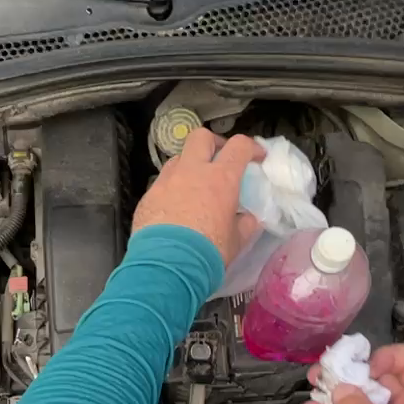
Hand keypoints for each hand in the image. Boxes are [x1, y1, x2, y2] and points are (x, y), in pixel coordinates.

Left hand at [131, 128, 264, 263]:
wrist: (166, 266)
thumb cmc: (208, 252)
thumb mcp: (236, 241)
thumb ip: (244, 224)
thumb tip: (248, 218)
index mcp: (220, 178)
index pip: (239, 146)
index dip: (251, 147)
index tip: (256, 157)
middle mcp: (191, 171)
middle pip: (201, 137)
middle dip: (213, 144)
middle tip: (220, 160)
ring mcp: (166, 182)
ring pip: (178, 158)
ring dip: (189, 165)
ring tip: (194, 185)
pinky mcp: (147, 197)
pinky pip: (162, 183)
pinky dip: (171, 188)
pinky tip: (174, 208)